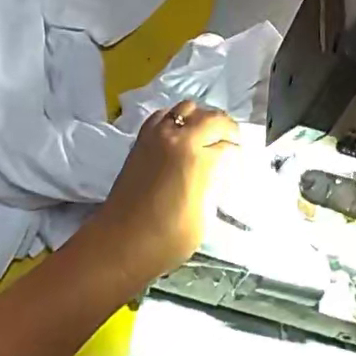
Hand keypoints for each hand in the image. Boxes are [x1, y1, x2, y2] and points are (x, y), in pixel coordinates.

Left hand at [92, 100, 238, 280]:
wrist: (117, 248)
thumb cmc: (165, 241)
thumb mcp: (203, 217)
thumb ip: (212, 185)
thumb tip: (215, 171)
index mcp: (197, 158)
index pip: (228, 145)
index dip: (236, 153)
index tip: (237, 162)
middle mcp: (179, 139)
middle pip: (213, 118)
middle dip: (227, 129)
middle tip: (231, 143)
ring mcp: (157, 136)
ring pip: (188, 108)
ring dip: (201, 118)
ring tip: (206, 135)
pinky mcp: (141, 141)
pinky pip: (163, 115)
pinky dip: (176, 118)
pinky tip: (179, 135)